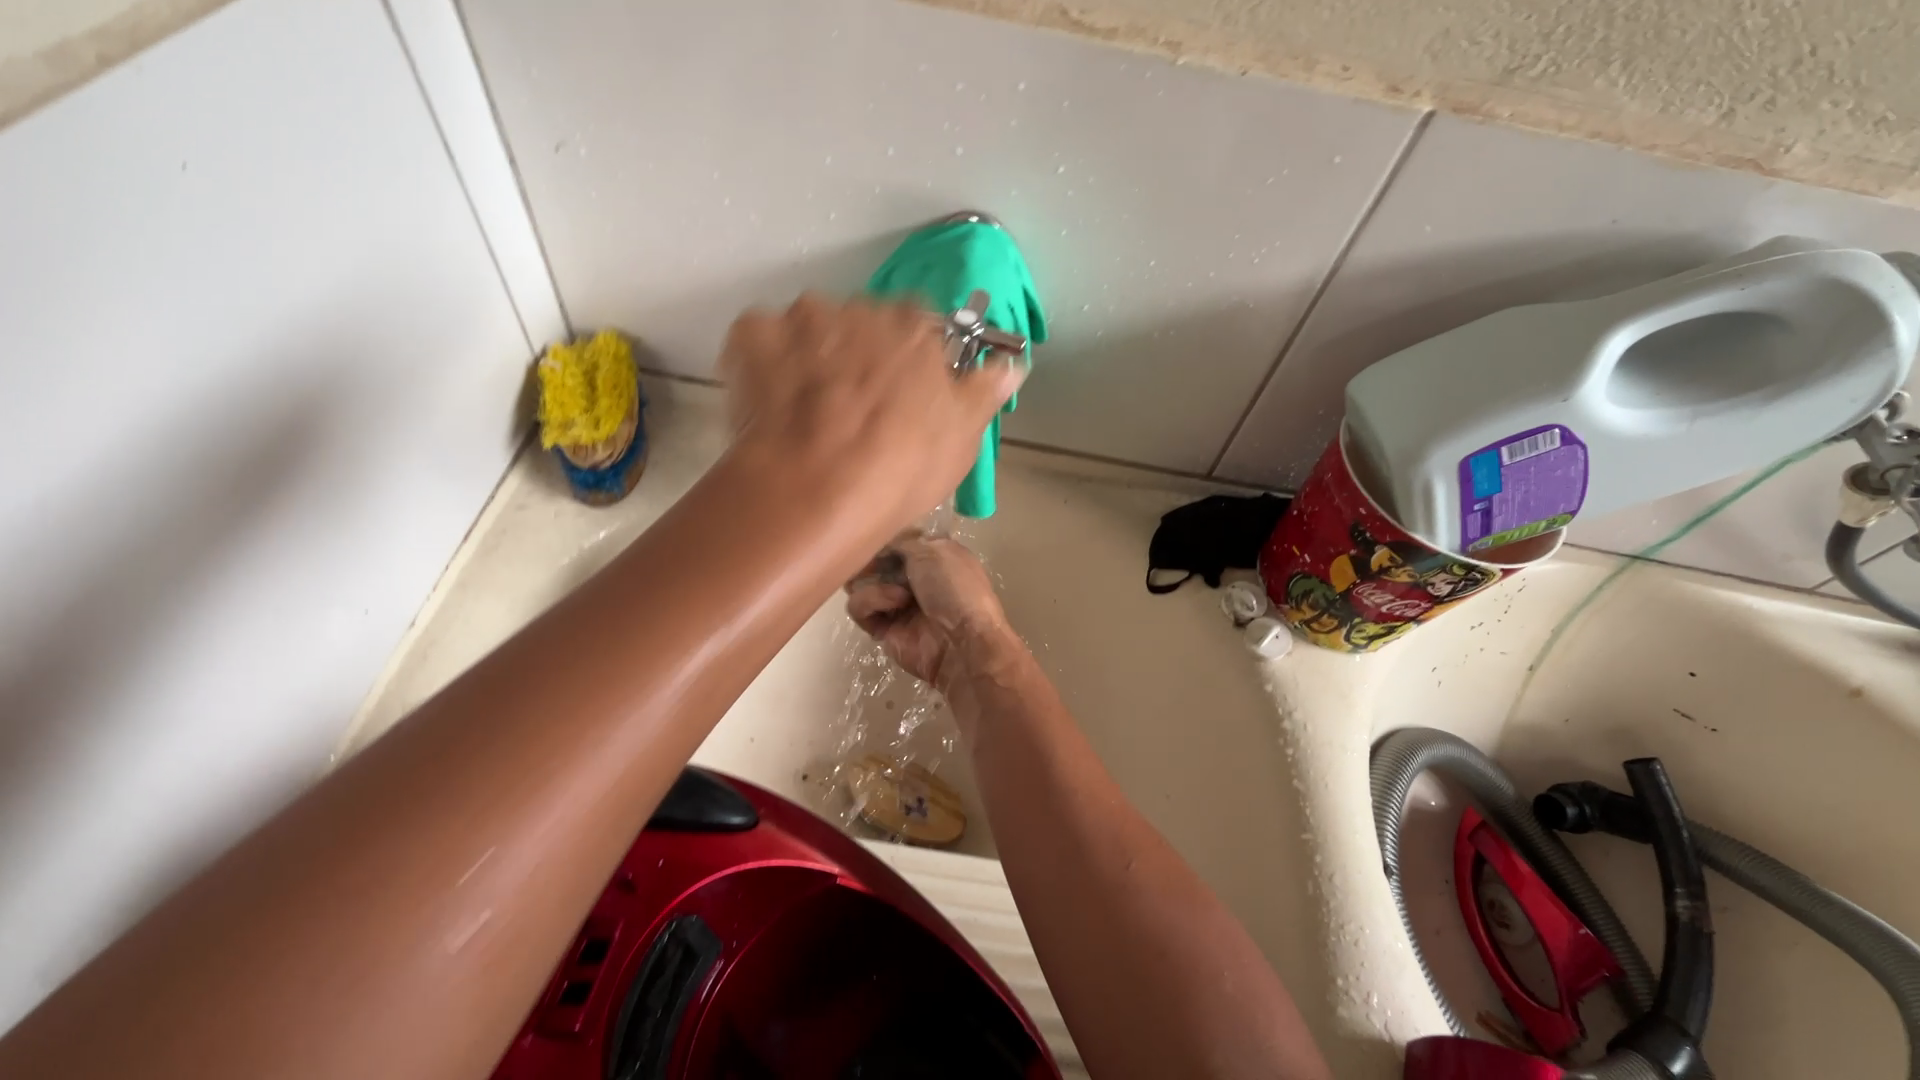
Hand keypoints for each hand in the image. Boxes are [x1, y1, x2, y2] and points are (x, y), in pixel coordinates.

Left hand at [719, 294, 1025, 546]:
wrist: (820, 488)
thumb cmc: (902, 465)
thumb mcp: (963, 436)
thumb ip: (983, 391)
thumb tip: (1011, 366)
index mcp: (913, 325)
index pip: (913, 327)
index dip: (904, 362)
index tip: (898, 396)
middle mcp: (858, 307)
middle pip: (857, 324)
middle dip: (853, 356)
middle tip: (850, 409)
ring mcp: (801, 319)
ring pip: (807, 330)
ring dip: (808, 356)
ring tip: (805, 411)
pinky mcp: (753, 336)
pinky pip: (758, 339)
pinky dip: (761, 361)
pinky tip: (768, 402)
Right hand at [846, 533, 1019, 691]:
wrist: (962, 642)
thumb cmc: (955, 589)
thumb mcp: (933, 551)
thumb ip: (904, 542)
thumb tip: (886, 546)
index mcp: (934, 558)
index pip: (899, 544)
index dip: (886, 541)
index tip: (873, 538)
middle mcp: (915, 580)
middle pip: (877, 564)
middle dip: (872, 562)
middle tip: (870, 564)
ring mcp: (897, 605)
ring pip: (862, 585)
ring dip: (877, 586)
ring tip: (899, 595)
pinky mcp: (882, 628)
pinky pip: (859, 608)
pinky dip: (871, 603)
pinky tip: (894, 607)